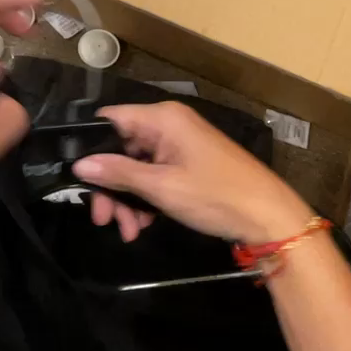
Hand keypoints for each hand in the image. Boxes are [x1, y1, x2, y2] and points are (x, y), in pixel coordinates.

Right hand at [74, 102, 314, 243]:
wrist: (271, 218)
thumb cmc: (215, 195)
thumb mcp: (162, 187)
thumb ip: (118, 174)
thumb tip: (79, 165)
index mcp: (162, 118)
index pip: (110, 120)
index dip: (90, 146)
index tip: (79, 180)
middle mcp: (168, 124)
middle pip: (121, 148)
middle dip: (110, 185)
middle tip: (103, 219)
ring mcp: (179, 144)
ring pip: (136, 166)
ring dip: (127, 198)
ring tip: (128, 231)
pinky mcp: (187, 163)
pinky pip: (153, 174)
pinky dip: (145, 198)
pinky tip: (142, 225)